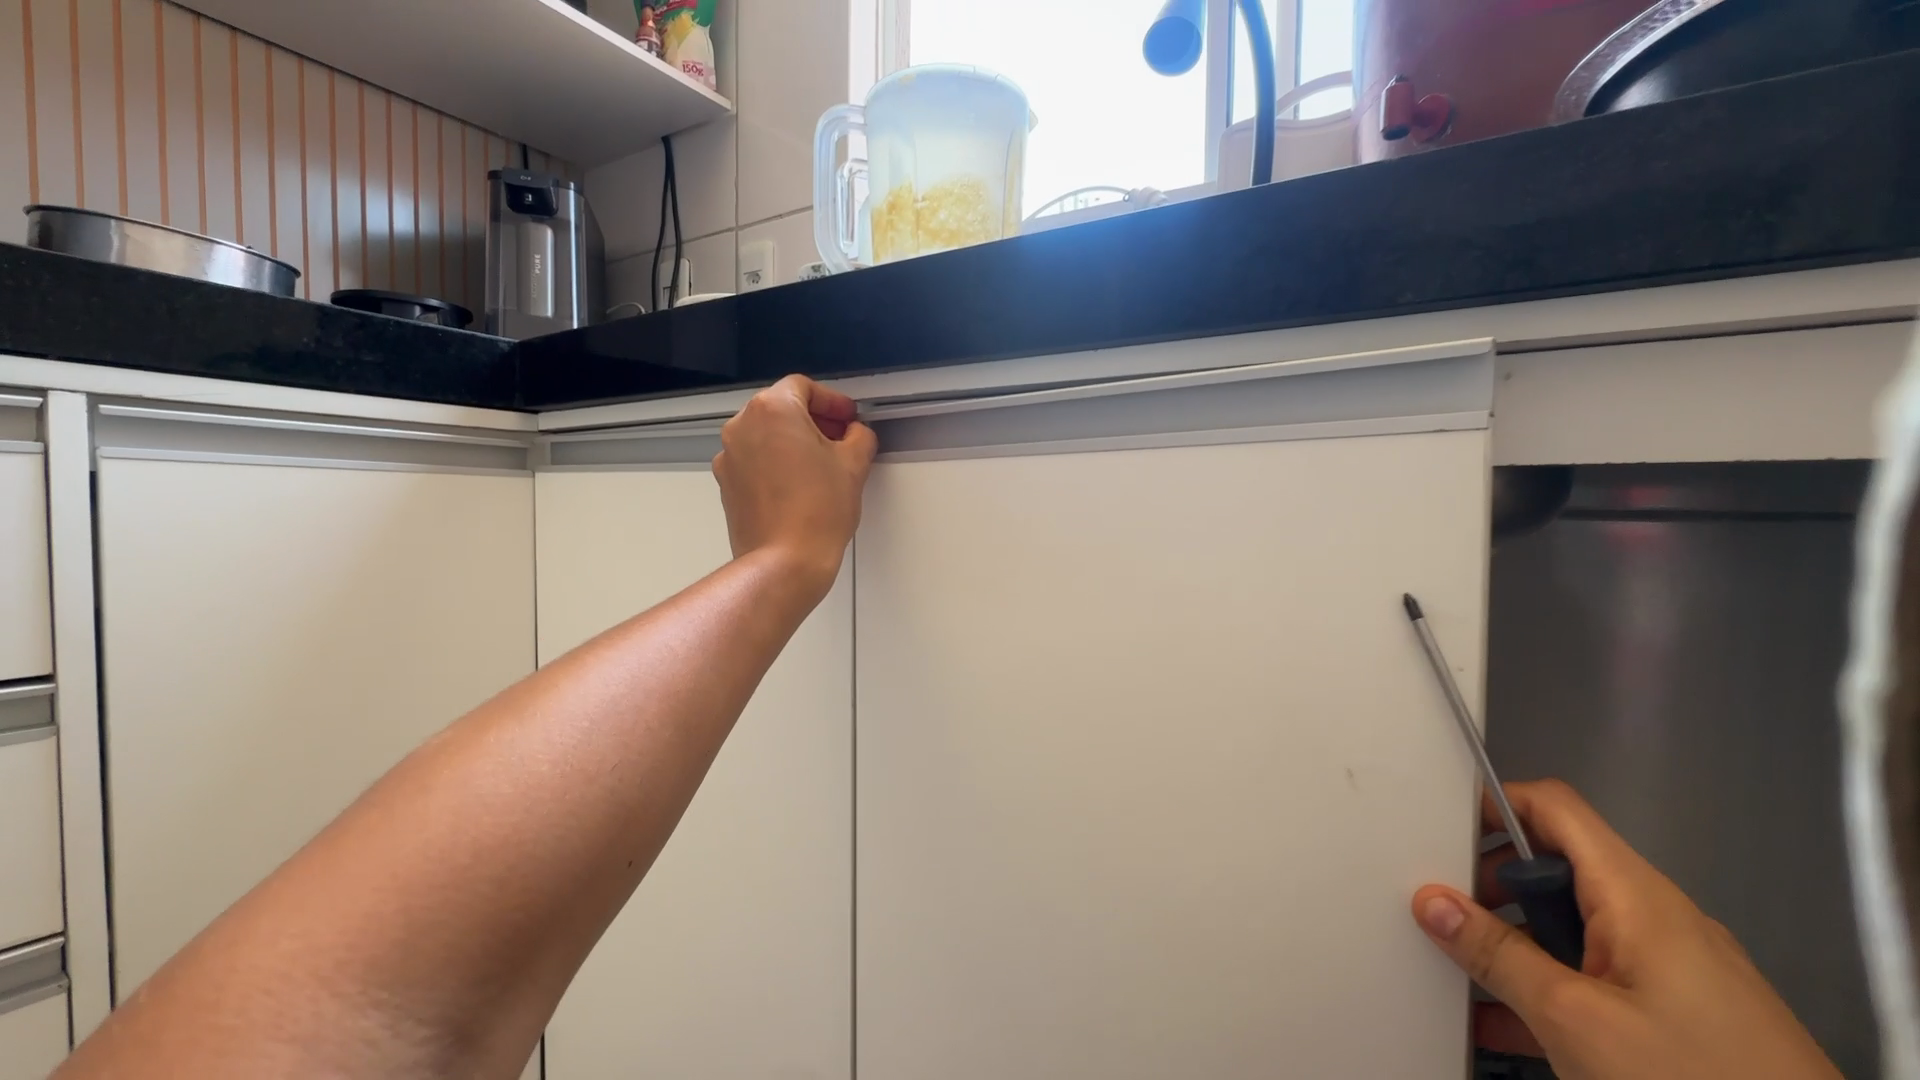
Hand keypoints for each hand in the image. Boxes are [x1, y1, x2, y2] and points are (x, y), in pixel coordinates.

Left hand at [713, 375, 876, 588]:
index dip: (832, 401)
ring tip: (822, 466)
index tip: (847, 417)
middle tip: (841, 438)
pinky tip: (801, 486)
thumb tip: (855, 434)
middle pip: (781, 408)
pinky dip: (776, 464)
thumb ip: (859, 436)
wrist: (785, 562)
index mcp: (773, 410)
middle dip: (813, 420)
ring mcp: (730, 457)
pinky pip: (755, 461)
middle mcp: (743, 427)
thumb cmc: (816, 513)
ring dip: (793, 442)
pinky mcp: (728, 484)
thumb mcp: (854, 465)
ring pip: (766, 435)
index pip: (804, 387)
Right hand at [1411, 779, 1840, 1079]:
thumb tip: (1431, 901)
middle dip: (1491, 890)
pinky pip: (1595, 977)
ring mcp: (1671, 969)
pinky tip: (1505, 1027)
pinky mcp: (1680, 1015)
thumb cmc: (1693, 1079)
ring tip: (1463, 980)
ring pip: (1570, 931)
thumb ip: (1497, 955)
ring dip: (1514, 950)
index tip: (1439, 830)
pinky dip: (1548, 990)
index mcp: (1636, 896)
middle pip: (1555, 870)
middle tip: (1445, 920)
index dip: (1493, 802)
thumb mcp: (1574, 1018)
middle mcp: (1655, 918)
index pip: (1554, 807)